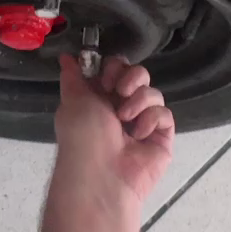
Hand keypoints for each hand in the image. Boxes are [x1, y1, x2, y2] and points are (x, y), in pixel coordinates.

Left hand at [53, 54, 175, 207]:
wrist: (101, 175)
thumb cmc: (82, 135)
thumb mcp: (73, 99)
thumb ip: (73, 75)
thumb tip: (66, 57)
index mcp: (99, 98)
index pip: (117, 68)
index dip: (114, 67)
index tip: (106, 79)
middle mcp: (121, 107)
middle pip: (139, 75)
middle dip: (131, 78)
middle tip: (119, 92)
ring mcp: (143, 122)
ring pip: (153, 92)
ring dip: (138, 100)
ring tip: (125, 119)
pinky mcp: (161, 138)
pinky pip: (164, 114)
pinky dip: (151, 120)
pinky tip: (139, 135)